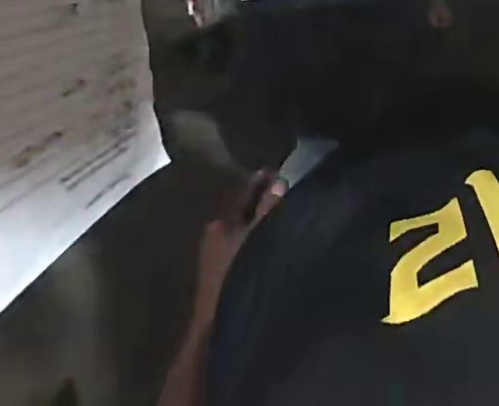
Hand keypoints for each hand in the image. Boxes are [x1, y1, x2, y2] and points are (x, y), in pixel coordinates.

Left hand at [189, 170, 284, 329]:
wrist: (215, 328)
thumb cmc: (236, 276)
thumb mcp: (256, 238)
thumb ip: (267, 210)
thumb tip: (279, 182)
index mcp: (220, 222)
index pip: (244, 192)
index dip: (261, 180)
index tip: (277, 169)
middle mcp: (214, 233)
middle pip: (242, 209)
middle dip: (261, 200)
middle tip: (284, 189)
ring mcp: (215, 254)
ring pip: (242, 226)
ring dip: (259, 219)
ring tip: (281, 213)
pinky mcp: (220, 272)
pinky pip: (241, 242)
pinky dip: (255, 235)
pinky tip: (269, 239)